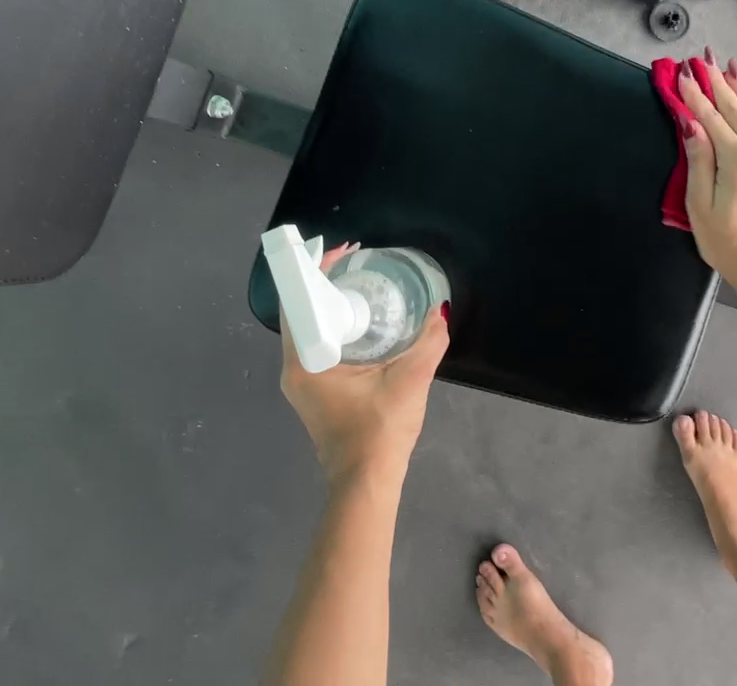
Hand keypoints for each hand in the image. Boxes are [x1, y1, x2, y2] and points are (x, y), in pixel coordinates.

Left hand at [280, 245, 451, 484]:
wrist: (368, 484)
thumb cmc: (380, 430)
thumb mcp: (409, 380)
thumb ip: (428, 341)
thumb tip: (441, 311)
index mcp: (305, 363)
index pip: (299, 303)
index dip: (317, 272)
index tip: (345, 252)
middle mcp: (295, 371)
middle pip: (302, 314)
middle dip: (326, 285)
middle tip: (357, 265)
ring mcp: (302, 385)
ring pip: (310, 331)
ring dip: (330, 307)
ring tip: (360, 286)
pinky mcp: (314, 395)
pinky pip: (317, 347)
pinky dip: (334, 327)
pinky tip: (360, 323)